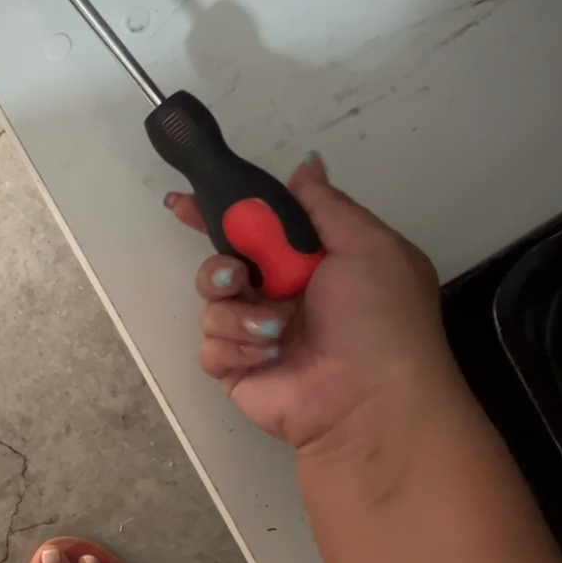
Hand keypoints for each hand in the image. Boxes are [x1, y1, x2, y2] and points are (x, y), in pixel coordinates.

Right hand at [167, 156, 457, 450]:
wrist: (364, 397)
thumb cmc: (378, 317)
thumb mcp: (367, 247)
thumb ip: (324, 207)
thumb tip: (305, 165)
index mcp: (311, 261)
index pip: (256, 229)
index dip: (219, 214)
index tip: (183, 201)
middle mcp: (278, 294)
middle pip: (222, 265)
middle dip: (220, 269)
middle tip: (236, 277)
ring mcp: (252, 332)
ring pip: (212, 306)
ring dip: (239, 316)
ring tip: (272, 331)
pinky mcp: (233, 366)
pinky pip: (209, 346)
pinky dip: (235, 348)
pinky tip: (266, 356)